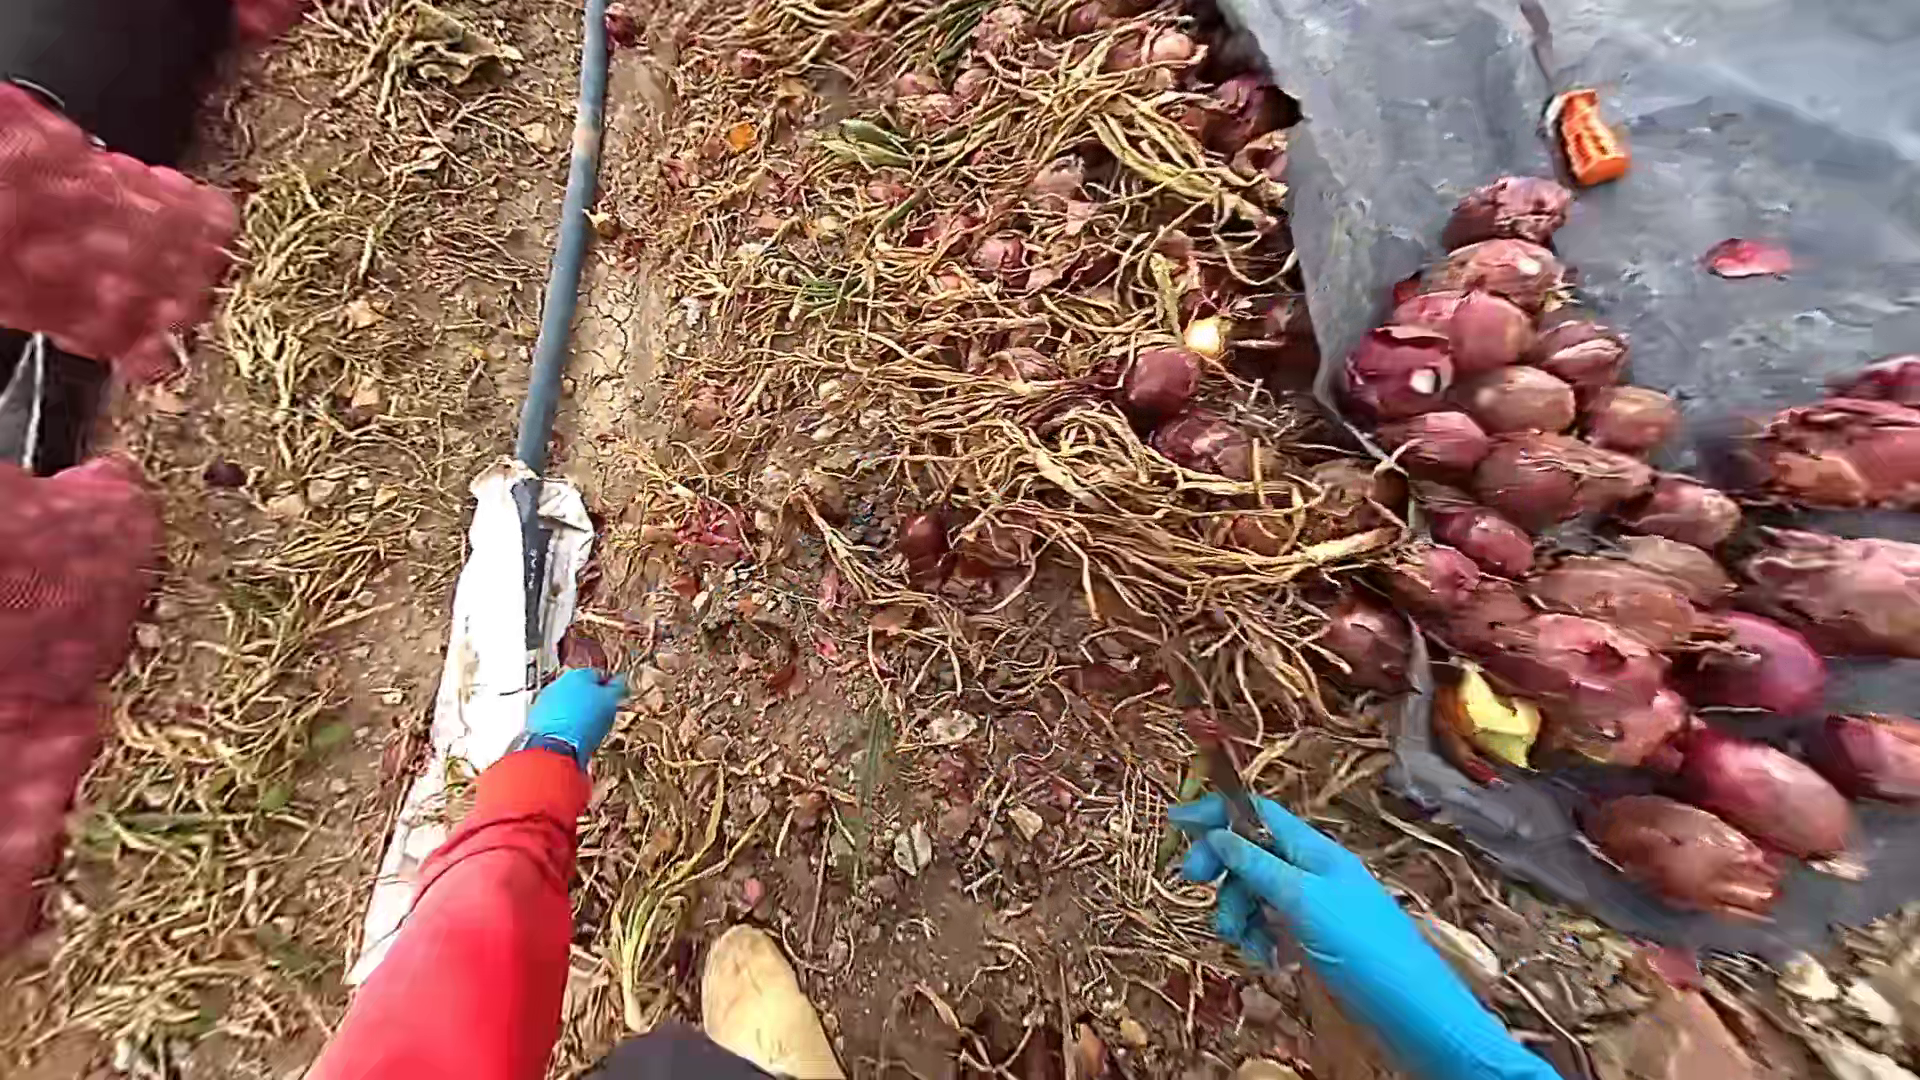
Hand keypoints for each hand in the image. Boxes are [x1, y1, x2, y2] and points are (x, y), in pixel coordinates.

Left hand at [524, 667, 628, 767]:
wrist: (555, 747)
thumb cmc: (583, 723)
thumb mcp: (611, 702)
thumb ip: (617, 688)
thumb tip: (619, 682)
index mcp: (578, 674)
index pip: (600, 674)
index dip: (610, 687)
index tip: (616, 696)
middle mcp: (558, 684)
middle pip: (580, 688)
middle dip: (591, 698)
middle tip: (602, 712)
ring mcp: (544, 702)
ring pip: (566, 703)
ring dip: (576, 711)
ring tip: (588, 726)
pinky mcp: (535, 720)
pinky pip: (555, 717)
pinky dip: (564, 723)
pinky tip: (573, 733)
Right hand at [1170, 795, 1558, 1079]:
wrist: (1426, 1025)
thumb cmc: (1365, 951)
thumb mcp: (1302, 902)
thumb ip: (1255, 864)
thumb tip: (1215, 832)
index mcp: (1311, 850)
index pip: (1255, 812)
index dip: (1215, 812)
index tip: (1177, 823)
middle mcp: (1308, 870)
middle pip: (1248, 850)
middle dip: (1218, 865)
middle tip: (1191, 882)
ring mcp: (1311, 905)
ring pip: (1254, 889)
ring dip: (1235, 908)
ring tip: (1237, 938)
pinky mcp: (1313, 937)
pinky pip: (1269, 922)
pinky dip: (1257, 934)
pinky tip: (1263, 957)